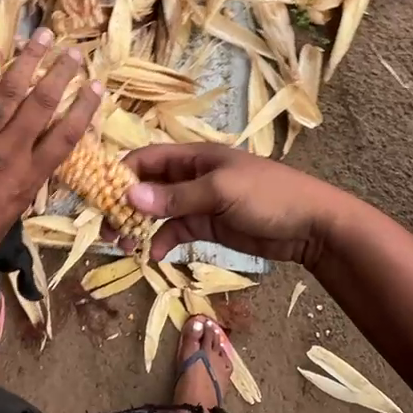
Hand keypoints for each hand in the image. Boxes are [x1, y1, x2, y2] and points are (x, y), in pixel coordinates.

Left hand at [0, 29, 101, 293]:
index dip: (83, 110)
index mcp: (26, 181)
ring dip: (27, 61)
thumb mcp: (7, 219)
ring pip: (8, 93)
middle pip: (41, 106)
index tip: (97, 86)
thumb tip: (31, 158)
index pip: (64, 138)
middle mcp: (7, 154)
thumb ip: (21, 184)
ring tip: (43, 37)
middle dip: (60, 74)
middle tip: (75, 51)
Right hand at [124, 143, 359, 265]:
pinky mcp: (208, 226)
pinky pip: (175, 230)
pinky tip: (153, 256)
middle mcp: (190, 175)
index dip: (120, 174)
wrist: (313, 226)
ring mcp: (198, 201)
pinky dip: (160, 241)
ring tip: (123, 245)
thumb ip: (175, 196)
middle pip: (146, 184)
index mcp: (192, 156)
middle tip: (106, 227)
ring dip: (138, 224)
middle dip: (124, 203)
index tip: (99, 197)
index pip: (145, 158)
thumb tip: (129, 195)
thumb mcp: (219, 192)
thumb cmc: (267, 196)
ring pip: (157, 210)